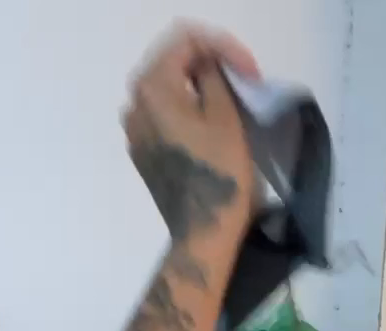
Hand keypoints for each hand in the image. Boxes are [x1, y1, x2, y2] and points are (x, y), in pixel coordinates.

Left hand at [124, 23, 260, 247]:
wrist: (203, 234)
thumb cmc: (220, 175)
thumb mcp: (226, 115)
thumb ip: (214, 76)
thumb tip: (207, 67)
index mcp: (152, 86)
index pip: (186, 41)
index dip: (223, 48)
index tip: (251, 73)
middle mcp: (134, 103)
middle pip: (172, 63)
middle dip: (209, 66)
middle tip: (243, 83)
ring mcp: (134, 131)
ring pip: (168, 93)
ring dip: (198, 91)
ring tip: (228, 105)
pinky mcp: (143, 154)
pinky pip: (163, 120)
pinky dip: (186, 115)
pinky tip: (209, 130)